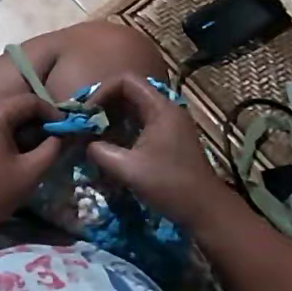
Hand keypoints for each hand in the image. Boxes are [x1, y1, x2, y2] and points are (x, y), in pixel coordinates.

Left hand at [0, 93, 64, 225]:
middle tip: (59, 138)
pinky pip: (1, 127)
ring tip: (46, 147)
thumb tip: (65, 135)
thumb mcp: (30, 171)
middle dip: (42, 120)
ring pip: (11, 117)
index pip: (31, 100)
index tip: (67, 129)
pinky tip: (28, 153)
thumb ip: (52, 148)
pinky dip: (17, 135)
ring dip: (30, 128)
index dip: (53, 113)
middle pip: (20, 106)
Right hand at [87, 74, 235, 230]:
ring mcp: (170, 122)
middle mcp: (167, 108)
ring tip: (94, 134)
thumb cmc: (169, 185)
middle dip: (105, 105)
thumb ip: (101, 152)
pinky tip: (111, 145)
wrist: (205, 208)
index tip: (87, 113)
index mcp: (160, 108)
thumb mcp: (129, 169)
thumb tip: (86, 144)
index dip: (102, 91)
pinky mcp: (170, 137)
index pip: (126, 81)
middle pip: (130, 92)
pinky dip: (124, 129)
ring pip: (135, 108)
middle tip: (86, 124)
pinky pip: (142, 122)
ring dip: (114, 118)